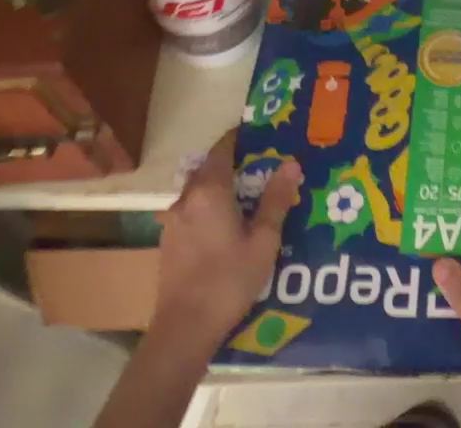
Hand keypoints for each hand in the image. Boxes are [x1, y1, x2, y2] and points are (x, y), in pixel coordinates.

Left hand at [152, 128, 302, 352]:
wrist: (184, 329)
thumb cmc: (229, 280)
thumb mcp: (263, 240)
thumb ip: (276, 200)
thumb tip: (291, 163)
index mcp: (210, 192)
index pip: (223, 149)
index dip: (241, 137)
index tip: (262, 133)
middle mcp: (186, 199)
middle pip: (208, 168)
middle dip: (234, 161)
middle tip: (264, 164)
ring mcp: (174, 221)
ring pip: (199, 190)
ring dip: (222, 185)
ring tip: (250, 194)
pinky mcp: (169, 242)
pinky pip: (193, 210)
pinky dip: (211, 206)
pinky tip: (229, 223)